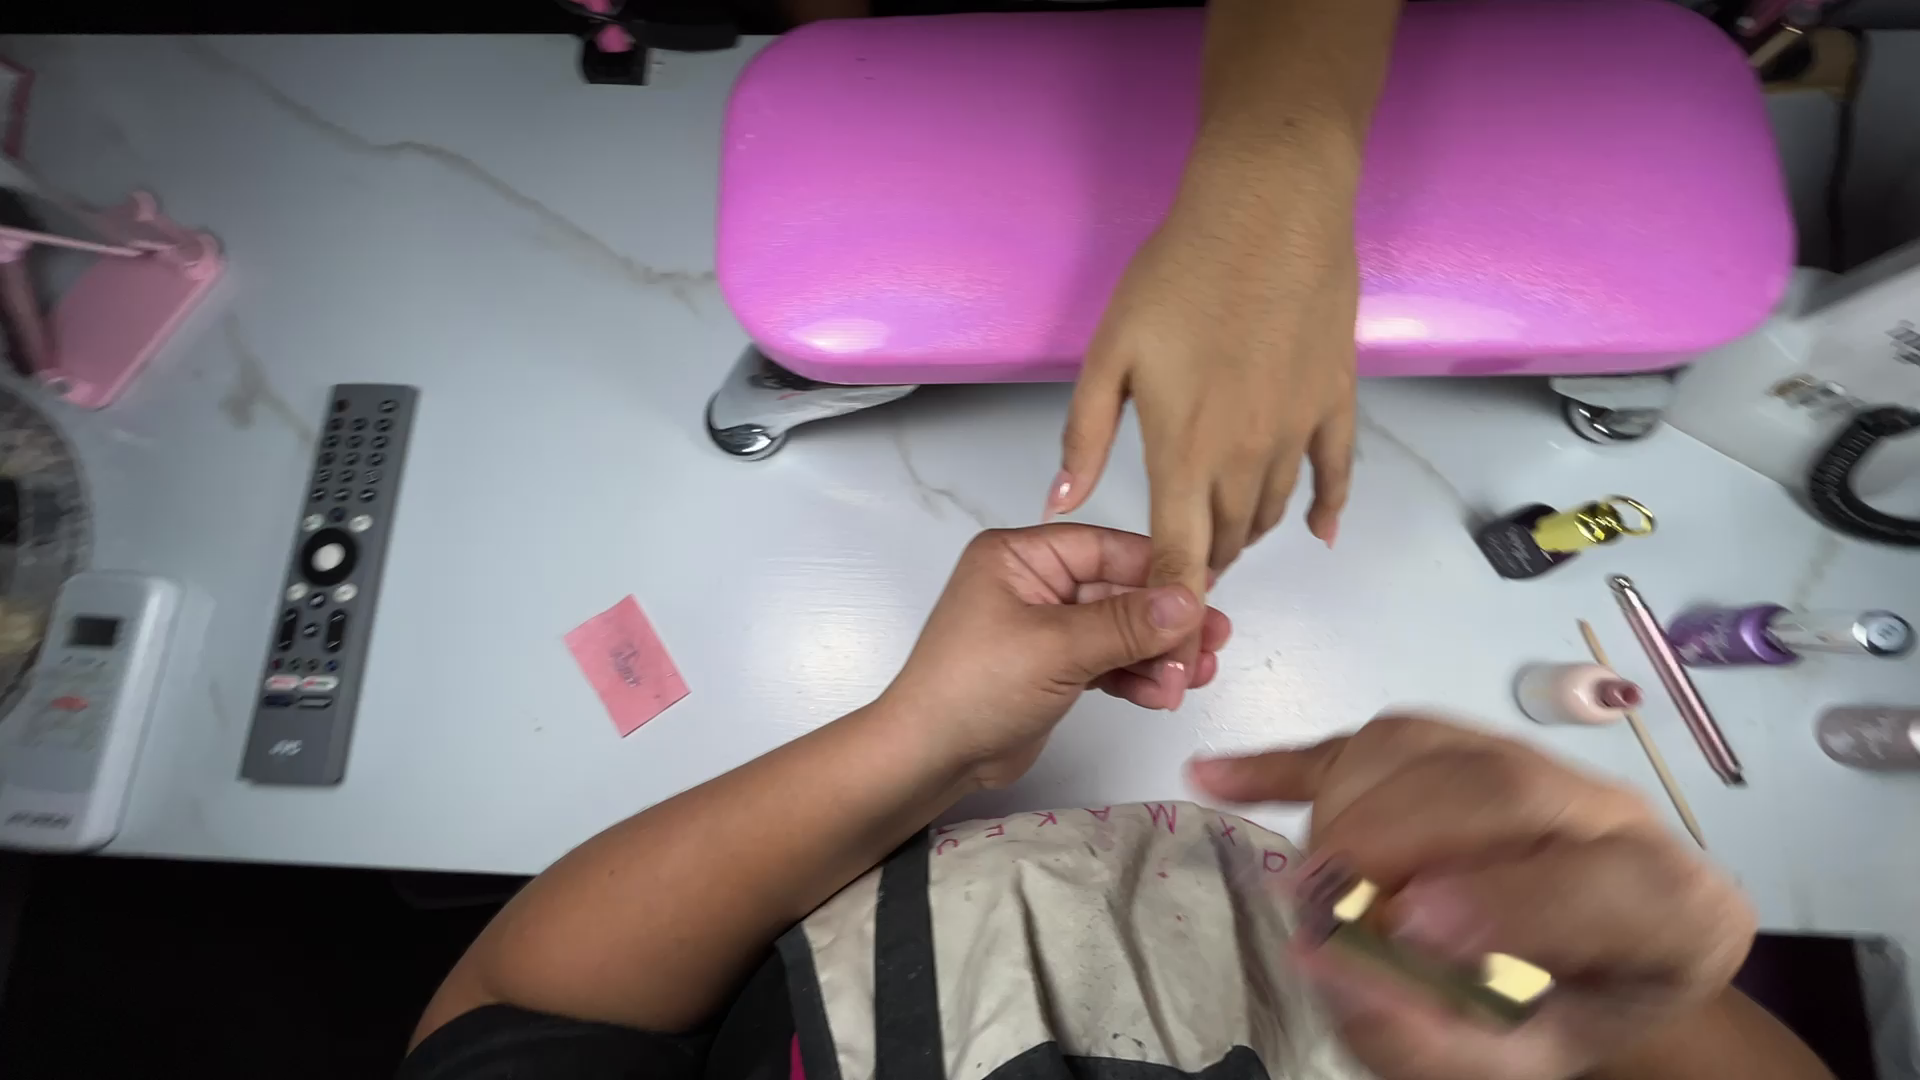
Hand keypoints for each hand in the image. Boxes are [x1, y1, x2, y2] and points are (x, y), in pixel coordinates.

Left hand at [879, 524, 1231, 790]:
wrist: (932, 756)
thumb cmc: (976, 686)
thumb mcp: (1055, 647)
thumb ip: (1126, 623)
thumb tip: (1189, 600)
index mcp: (1020, 556)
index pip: (1104, 549)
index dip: (1158, 569)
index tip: (1209, 592)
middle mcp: (1034, 583)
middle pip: (1116, 591)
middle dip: (1163, 622)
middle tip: (1214, 643)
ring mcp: (1044, 626)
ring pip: (1117, 629)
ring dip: (1156, 654)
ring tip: (1197, 676)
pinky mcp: (1053, 665)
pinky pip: (1105, 660)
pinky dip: (1133, 676)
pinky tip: (1164, 695)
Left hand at [1052, 174, 1359, 703]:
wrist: (1270, 207)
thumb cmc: (1176, 278)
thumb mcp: (1108, 357)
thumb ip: (1085, 439)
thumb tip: (1061, 502)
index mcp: (1183, 453)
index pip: (1178, 555)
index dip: (1169, 602)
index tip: (1162, 634)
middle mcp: (1246, 459)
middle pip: (1225, 542)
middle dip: (1200, 574)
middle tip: (1181, 590)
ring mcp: (1298, 433)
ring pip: (1271, 515)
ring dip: (1243, 539)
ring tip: (1221, 552)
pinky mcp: (1336, 404)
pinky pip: (1335, 474)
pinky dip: (1325, 509)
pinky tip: (1319, 534)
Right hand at [1189, 715, 1755, 1079]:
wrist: (1559, 967)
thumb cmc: (1545, 1019)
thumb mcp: (1511, 1064)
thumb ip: (1432, 1040)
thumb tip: (1328, 971)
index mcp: (1666, 903)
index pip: (1615, 881)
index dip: (1515, 899)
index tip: (1414, 930)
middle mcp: (1593, 807)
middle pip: (1491, 781)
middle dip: (1392, 835)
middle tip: (1325, 901)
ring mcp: (1504, 757)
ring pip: (1406, 741)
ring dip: (1338, 802)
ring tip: (1309, 879)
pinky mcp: (1423, 748)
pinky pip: (1344, 742)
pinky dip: (1273, 764)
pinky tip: (1211, 777)